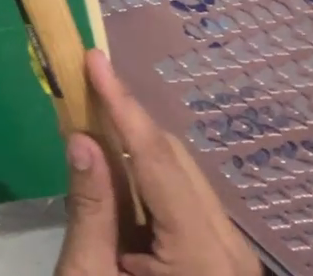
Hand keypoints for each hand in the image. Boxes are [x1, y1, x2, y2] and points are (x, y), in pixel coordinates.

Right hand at [57, 50, 260, 275]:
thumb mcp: (89, 275)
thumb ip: (90, 207)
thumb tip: (81, 137)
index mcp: (202, 259)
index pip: (156, 159)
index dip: (122, 103)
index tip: (93, 58)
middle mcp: (232, 254)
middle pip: (175, 161)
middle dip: (126, 118)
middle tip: (81, 83)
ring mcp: (232, 261)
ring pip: (182, 177)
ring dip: (135, 144)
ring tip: (89, 115)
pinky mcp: (220, 264)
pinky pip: (184, 201)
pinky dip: (147, 174)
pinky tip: (114, 164)